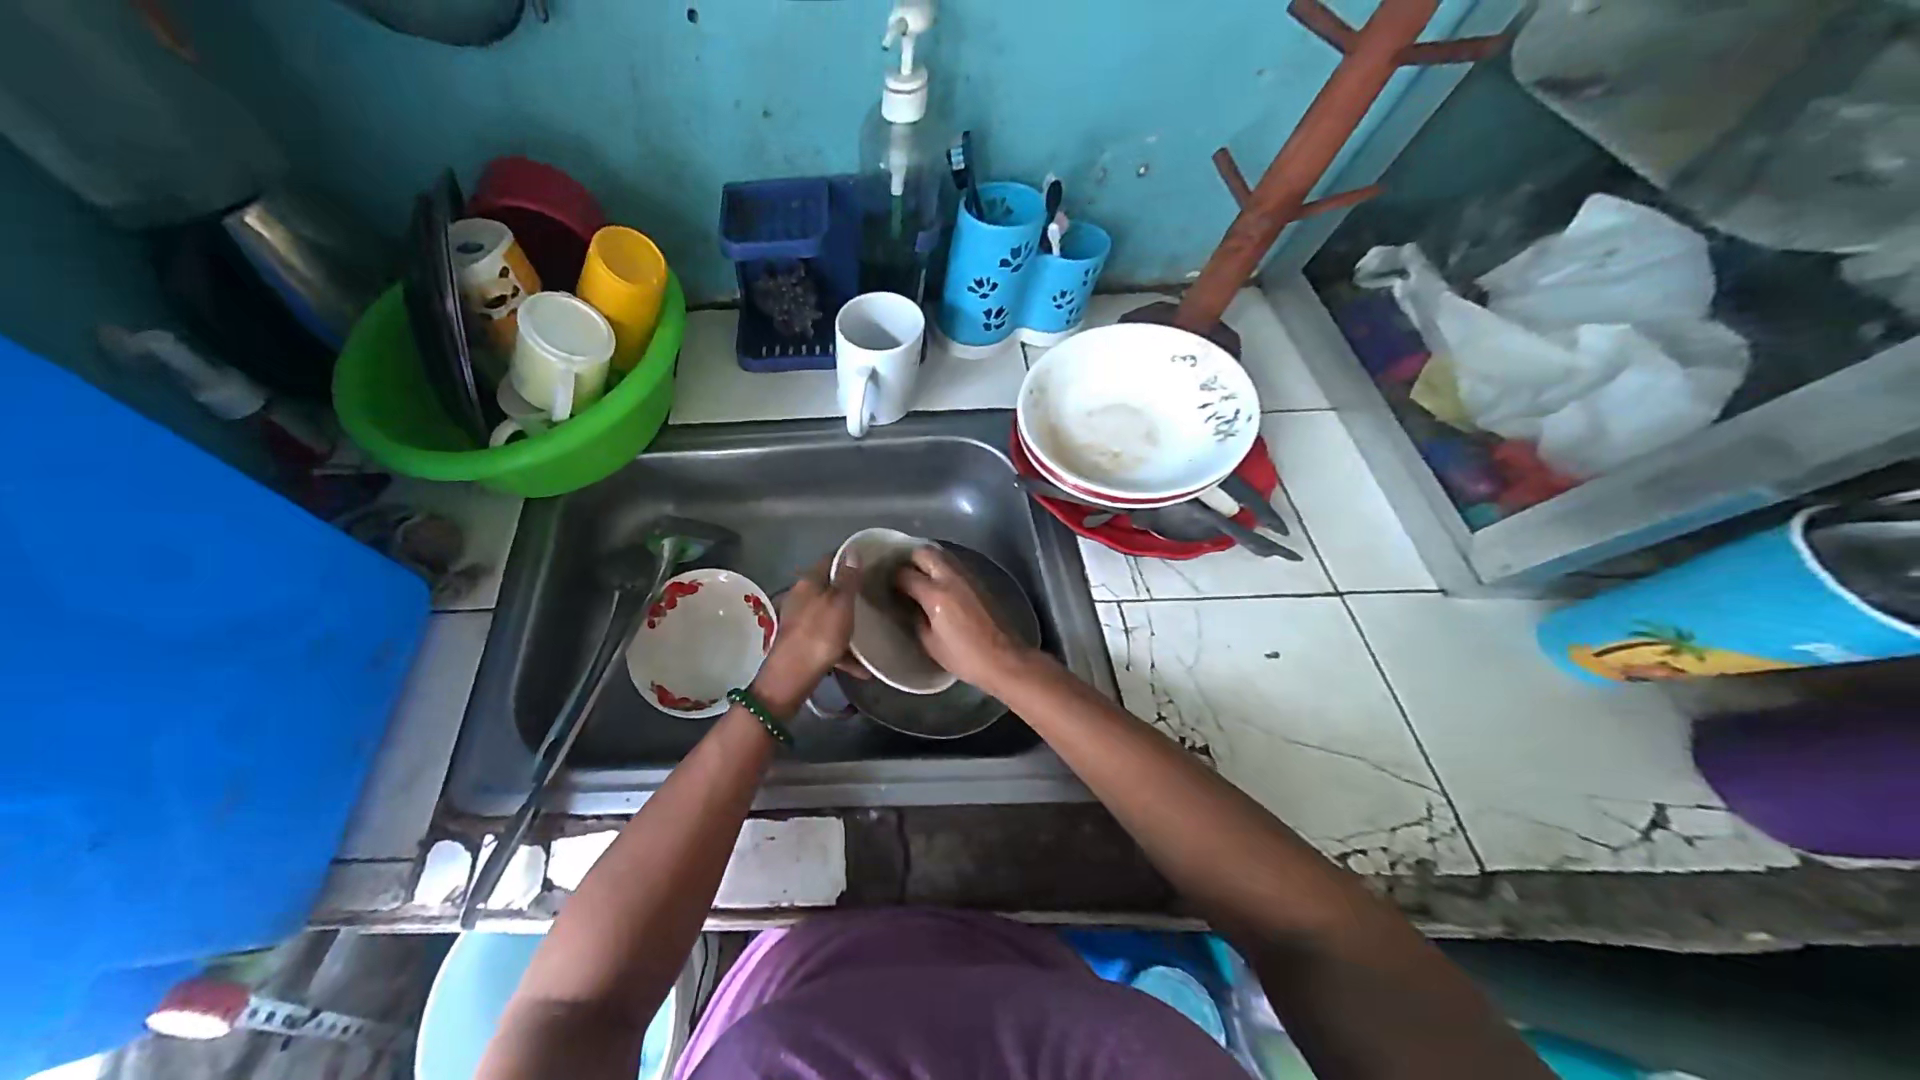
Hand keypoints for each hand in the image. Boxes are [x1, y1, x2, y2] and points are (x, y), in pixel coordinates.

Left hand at [753, 557, 865, 713]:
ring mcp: (799, 623)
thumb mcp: (840, 603)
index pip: (830, 560)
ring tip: (871, 630)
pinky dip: (843, 651)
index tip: (872, 563)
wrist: (792, 677)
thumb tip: (852, 551)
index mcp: (808, 583)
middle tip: (874, 595)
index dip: (850, 559)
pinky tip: (862, 665)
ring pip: (829, 617)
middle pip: (829, 589)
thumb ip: (847, 579)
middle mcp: (800, 599)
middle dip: (850, 592)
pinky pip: (828, 643)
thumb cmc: (819, 635)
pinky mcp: (802, 645)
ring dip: (848, 623)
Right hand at [894, 546, 1033, 690]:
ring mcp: (967, 577)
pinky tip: (939, 584)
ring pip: (942, 554)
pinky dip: (942, 567)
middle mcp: (951, 578)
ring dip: (928, 560)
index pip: (905, 574)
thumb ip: (915, 619)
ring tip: (919, 577)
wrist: (1004, 658)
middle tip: (903, 575)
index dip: (893, 579)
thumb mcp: (930, 643)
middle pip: (924, 551)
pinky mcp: (979, 581)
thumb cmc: (964, 656)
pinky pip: (954, 564)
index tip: (888, 587)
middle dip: (910, 559)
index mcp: (935, 595)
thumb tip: (908, 606)